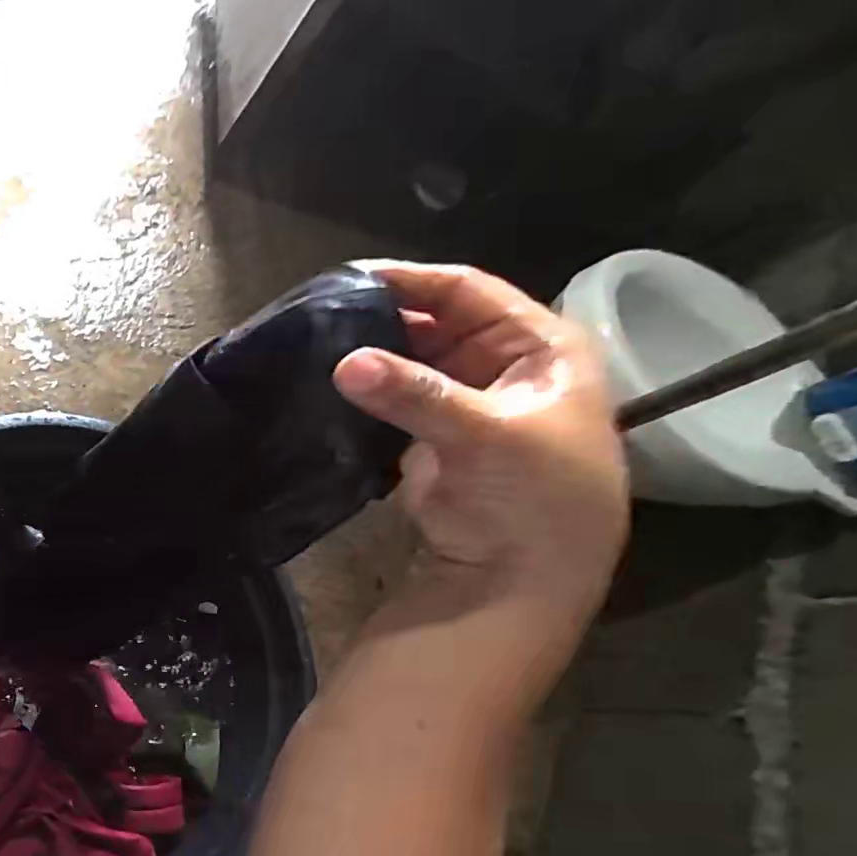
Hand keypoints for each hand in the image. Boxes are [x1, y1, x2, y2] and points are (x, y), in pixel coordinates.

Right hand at [333, 262, 627, 601]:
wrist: (517, 574)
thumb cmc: (532, 495)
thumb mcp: (485, 434)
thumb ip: (416, 394)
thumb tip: (345, 363)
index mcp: (538, 346)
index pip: (470, 292)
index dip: (414, 282)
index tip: (353, 278)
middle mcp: (500, 364)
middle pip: (435, 324)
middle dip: (385, 319)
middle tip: (324, 313)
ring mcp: (461, 401)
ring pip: (411, 361)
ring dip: (372, 355)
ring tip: (318, 343)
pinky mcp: (428, 436)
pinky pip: (394, 399)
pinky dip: (367, 391)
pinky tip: (331, 383)